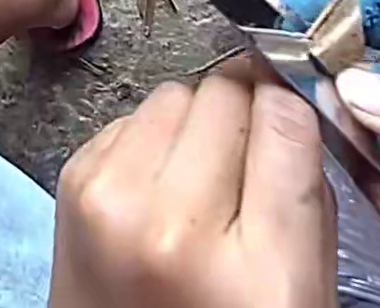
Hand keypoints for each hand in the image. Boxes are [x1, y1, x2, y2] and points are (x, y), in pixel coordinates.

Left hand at [50, 63, 336, 307]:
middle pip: (224, 92)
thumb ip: (303, 195)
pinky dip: (152, 137)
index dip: (289, 101)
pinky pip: (134, 114)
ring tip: (193, 175)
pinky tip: (152, 184)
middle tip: (241, 152)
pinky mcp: (75, 175)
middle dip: (241, 109)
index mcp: (259, 274)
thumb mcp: (298, 294)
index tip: (288, 104)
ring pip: (175, 92)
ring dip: (192, 120)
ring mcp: (114, 196)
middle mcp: (177, 226)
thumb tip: (285, 99)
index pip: (284, 121)